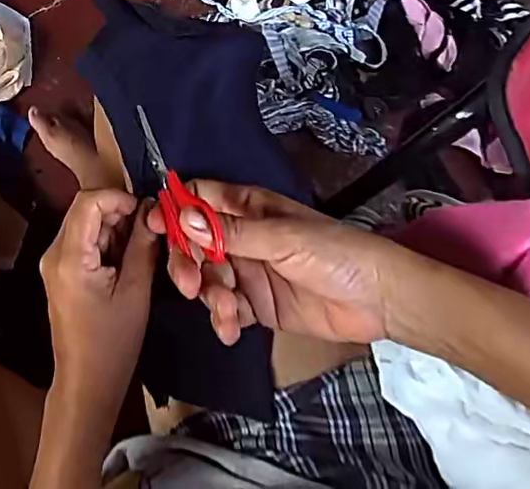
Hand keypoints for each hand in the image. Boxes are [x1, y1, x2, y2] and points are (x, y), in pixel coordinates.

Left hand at [41, 188, 160, 396]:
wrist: (86, 386)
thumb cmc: (112, 343)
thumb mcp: (135, 291)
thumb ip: (142, 244)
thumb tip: (152, 208)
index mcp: (69, 257)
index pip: (88, 201)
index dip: (118, 198)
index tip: (143, 212)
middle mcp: (55, 253)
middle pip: (86, 208)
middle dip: (119, 212)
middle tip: (146, 231)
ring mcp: (56, 262)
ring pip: (87, 221)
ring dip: (115, 226)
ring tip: (139, 248)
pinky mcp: (62, 270)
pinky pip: (86, 238)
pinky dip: (108, 239)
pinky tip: (126, 260)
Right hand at [149, 181, 406, 346]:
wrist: (375, 298)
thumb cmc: (332, 252)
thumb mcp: (282, 239)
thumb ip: (232, 232)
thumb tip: (183, 217)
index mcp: (249, 207)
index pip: (201, 199)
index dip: (176, 208)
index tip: (155, 227)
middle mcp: (243, 235)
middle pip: (196, 242)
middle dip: (188, 261)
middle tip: (190, 284)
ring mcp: (249, 270)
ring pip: (209, 277)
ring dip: (210, 295)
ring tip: (227, 311)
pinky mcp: (258, 304)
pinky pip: (227, 309)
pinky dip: (224, 320)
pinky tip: (231, 330)